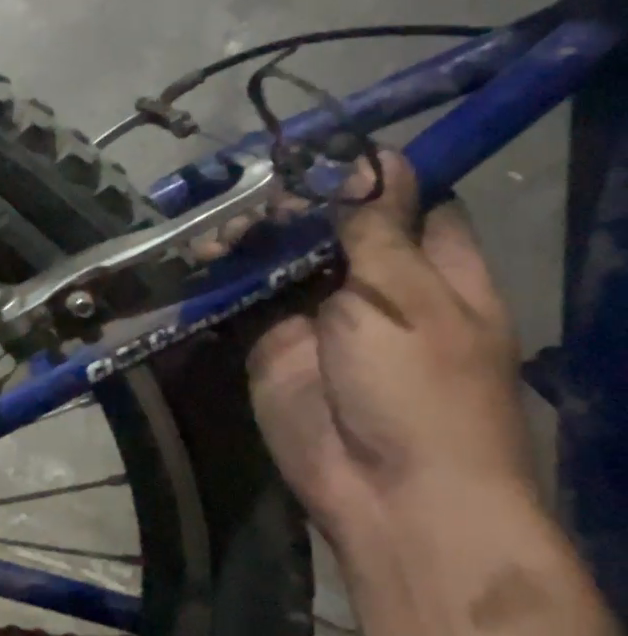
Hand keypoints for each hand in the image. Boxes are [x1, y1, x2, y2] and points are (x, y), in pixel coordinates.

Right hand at [246, 152, 532, 541]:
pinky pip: (242, 294)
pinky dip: (220, 272)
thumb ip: (378, 228)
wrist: (387, 489)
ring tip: (224, 232)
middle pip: (331, 225)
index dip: (372, 174)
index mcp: (435, 272)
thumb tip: (375, 158)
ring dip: (250, 234)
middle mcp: (377, 286)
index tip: (320, 147)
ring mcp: (320, 314)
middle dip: (291, 202)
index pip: (412, 204)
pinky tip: (200, 256)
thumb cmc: (421, 387)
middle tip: (255, 189)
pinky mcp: (272, 340)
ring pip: (279, 254)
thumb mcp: (407, 297)